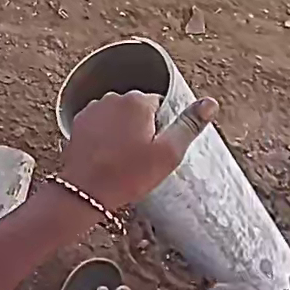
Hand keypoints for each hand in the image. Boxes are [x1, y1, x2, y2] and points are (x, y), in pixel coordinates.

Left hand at [57, 92, 216, 210]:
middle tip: (140, 155)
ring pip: (118, 115)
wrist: (85, 191)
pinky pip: (100, 122)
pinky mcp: (80, 121)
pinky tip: (107, 154)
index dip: (162, 127)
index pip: (160, 105)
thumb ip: (189, 125)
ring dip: (122, 129)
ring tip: (123, 157)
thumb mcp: (168, 153)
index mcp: (138, 101)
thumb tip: (210, 103)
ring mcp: (94, 108)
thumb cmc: (128, 174)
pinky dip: (104, 134)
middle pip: (137, 108)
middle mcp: (114, 98)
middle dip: (142, 126)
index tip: (157, 147)